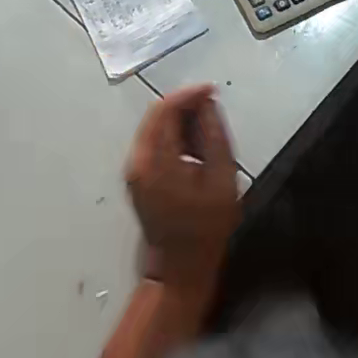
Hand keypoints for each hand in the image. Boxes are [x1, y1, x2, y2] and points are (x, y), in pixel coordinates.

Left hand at [126, 84, 239, 292]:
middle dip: (185, 104)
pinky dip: (173, 134)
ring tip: (209, 124)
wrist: (181, 267)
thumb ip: (215, 136)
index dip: (190, 94)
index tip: (213, 90)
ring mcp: (135, 170)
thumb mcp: (222, 178)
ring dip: (179, 119)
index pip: (165, 110)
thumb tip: (207, 105)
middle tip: (213, 105)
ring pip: (154, 127)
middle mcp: (138, 161)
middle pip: (156, 115)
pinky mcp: (138, 178)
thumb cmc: (206, 226)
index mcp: (155, 161)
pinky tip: (196, 142)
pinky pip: (153, 142)